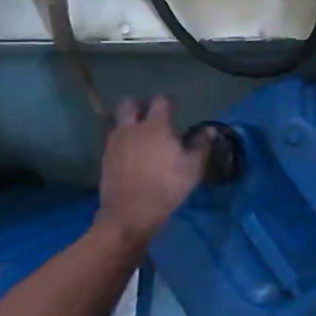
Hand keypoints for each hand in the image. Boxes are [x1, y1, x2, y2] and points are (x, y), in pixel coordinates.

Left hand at [96, 96, 210, 240]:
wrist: (130, 213)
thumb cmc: (167, 186)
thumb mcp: (193, 167)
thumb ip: (201, 144)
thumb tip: (209, 130)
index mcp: (154, 126)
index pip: (160, 101)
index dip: (170, 102)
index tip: (177, 109)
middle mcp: (131, 129)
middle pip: (128, 104)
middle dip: (140, 106)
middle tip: (152, 116)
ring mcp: (114, 143)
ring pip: (118, 122)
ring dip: (129, 123)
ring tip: (142, 136)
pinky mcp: (105, 159)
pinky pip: (113, 140)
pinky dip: (123, 141)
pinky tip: (133, 154)